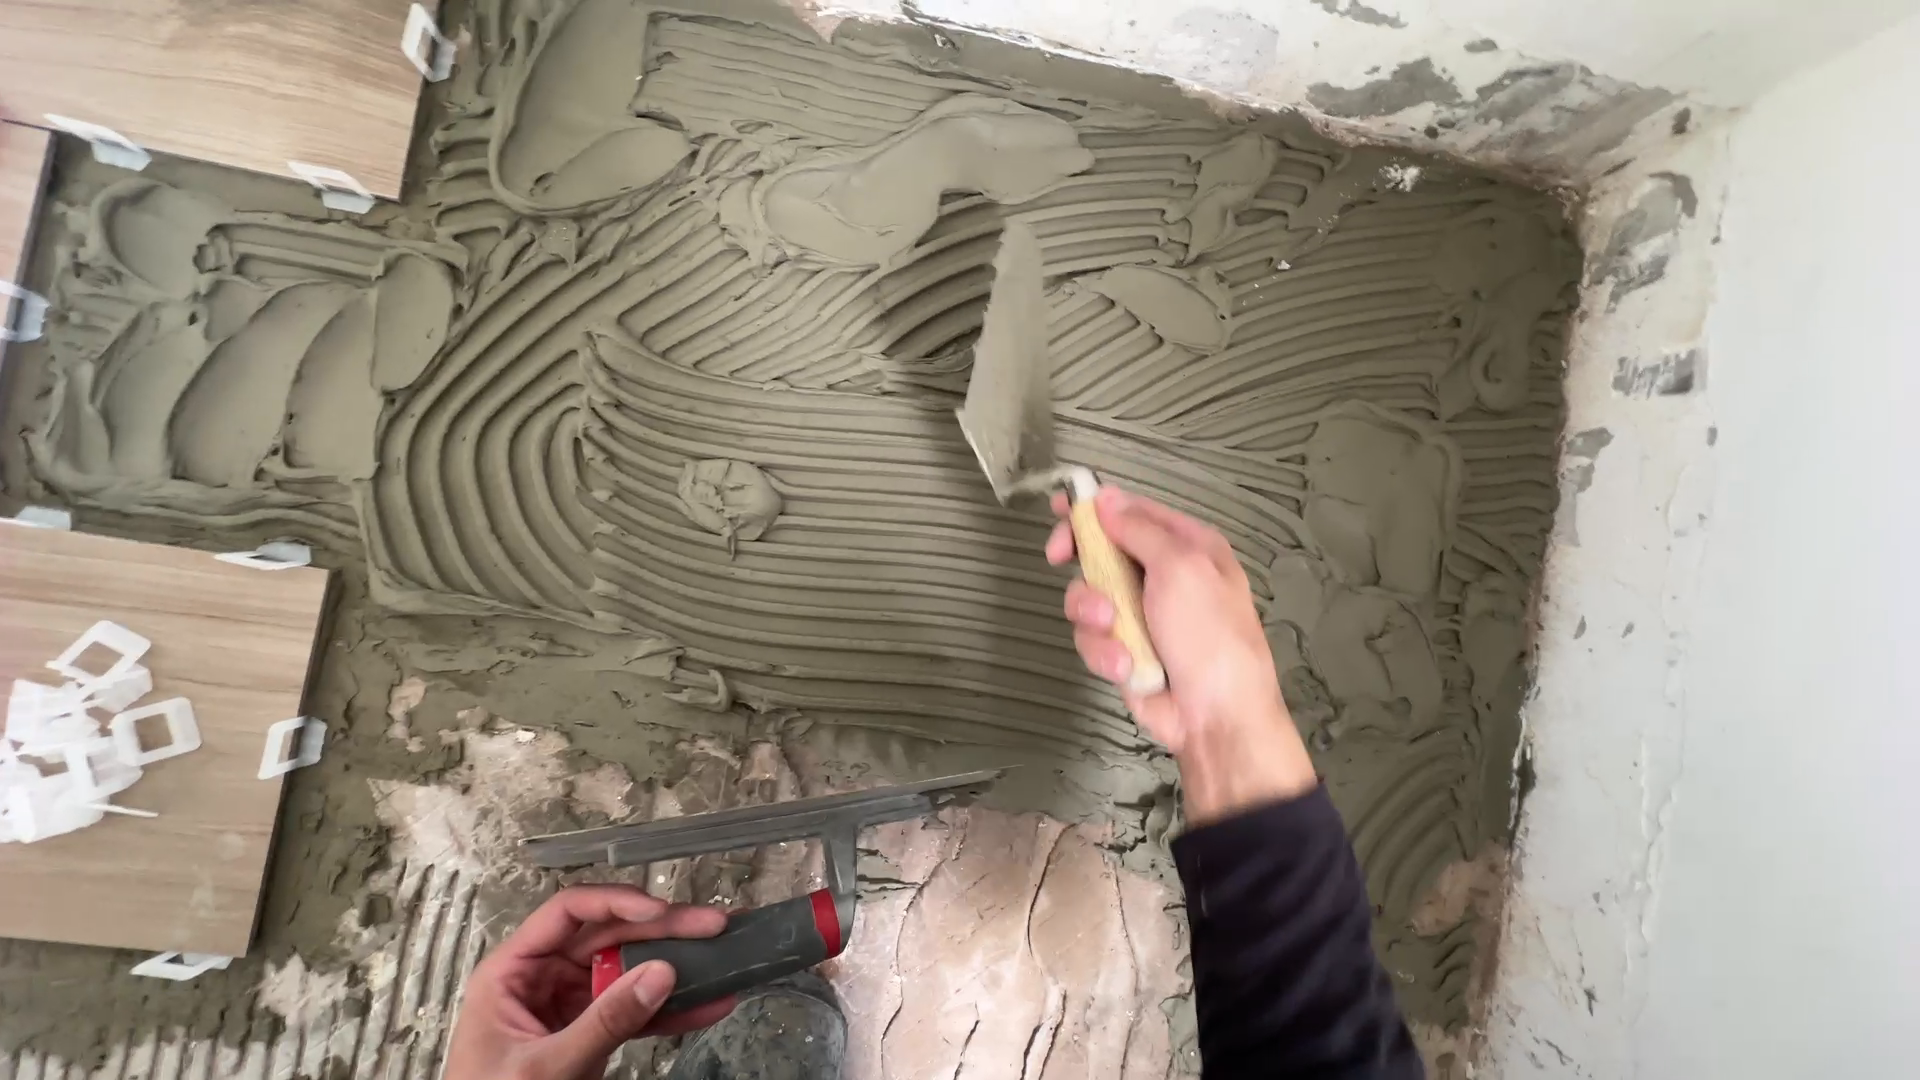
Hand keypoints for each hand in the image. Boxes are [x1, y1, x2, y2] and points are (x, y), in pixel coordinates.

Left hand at [443, 885, 736, 1079]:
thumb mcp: (542, 1070)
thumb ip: (602, 1023)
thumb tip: (663, 973)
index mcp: (513, 970)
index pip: (569, 912)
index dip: (616, 902)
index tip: (659, 912)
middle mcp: (545, 975)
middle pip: (613, 933)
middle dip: (666, 930)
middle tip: (712, 925)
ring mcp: (572, 1001)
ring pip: (634, 966)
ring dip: (680, 963)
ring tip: (724, 953)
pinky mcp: (593, 1029)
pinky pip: (638, 1008)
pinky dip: (674, 1008)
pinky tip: (709, 1003)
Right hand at [1048, 486, 1316, 822]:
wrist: (1215, 716)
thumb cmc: (1208, 633)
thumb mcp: (1180, 568)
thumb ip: (1139, 529)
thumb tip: (1104, 497)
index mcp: (1184, 546)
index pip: (1131, 512)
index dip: (1094, 506)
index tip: (1058, 505)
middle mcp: (1159, 575)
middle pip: (1100, 550)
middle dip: (1080, 557)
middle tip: (1057, 557)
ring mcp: (1138, 614)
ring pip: (1086, 595)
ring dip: (1091, 611)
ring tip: (1112, 628)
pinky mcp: (1120, 648)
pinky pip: (1090, 636)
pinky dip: (1103, 650)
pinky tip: (1125, 665)